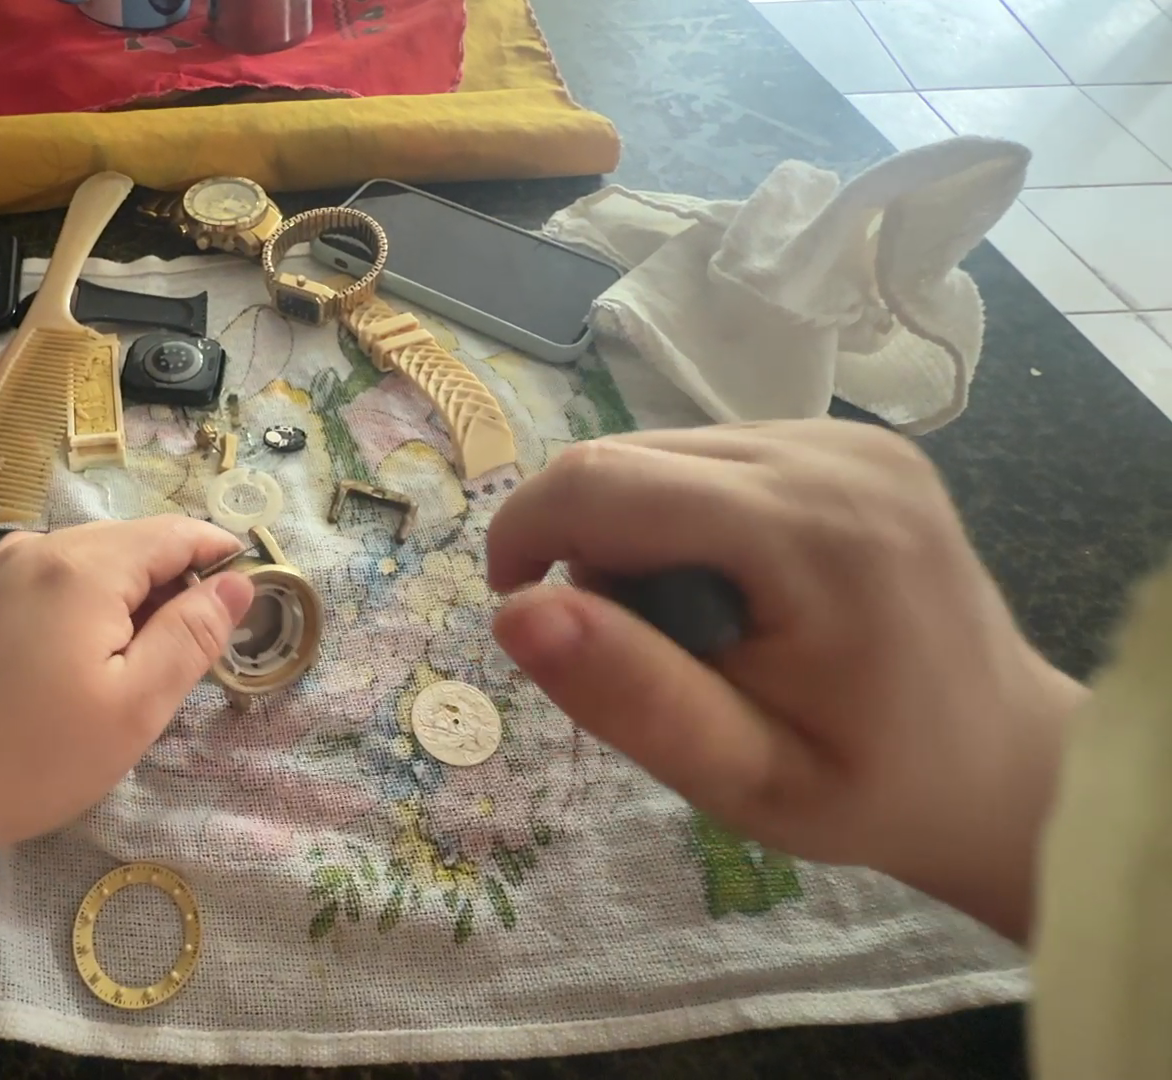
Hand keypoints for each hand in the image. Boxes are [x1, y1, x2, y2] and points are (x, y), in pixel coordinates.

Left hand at [0, 516, 252, 874]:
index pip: (176, 533)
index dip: (220, 553)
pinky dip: (88, 605)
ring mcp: (1, 567)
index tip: (249, 592)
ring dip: (130, 598)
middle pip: (134, 545)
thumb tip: (238, 583)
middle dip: (174, 584)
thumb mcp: (136, 705)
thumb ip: (193, 634)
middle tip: (188, 654)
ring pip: (94, 562)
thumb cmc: (33, 755)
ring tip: (134, 666)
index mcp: (85, 565)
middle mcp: (40, 547)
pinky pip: (54, 579)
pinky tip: (81, 659)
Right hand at [486, 420, 1085, 939]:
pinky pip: (681, 459)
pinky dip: (658, 519)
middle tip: (630, 637)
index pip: (597, 484)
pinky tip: (711, 580)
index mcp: (810, 528)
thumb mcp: (738, 776)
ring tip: (680, 618)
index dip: (524, 536)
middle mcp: (824, 451)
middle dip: (579, 547)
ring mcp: (834, 436)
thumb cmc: (867, 785)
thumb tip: (514, 611)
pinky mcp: (828, 438)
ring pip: (639, 457)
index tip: (521, 610)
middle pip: (612, 463)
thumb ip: (628, 694)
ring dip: (618, 536)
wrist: (999, 759)